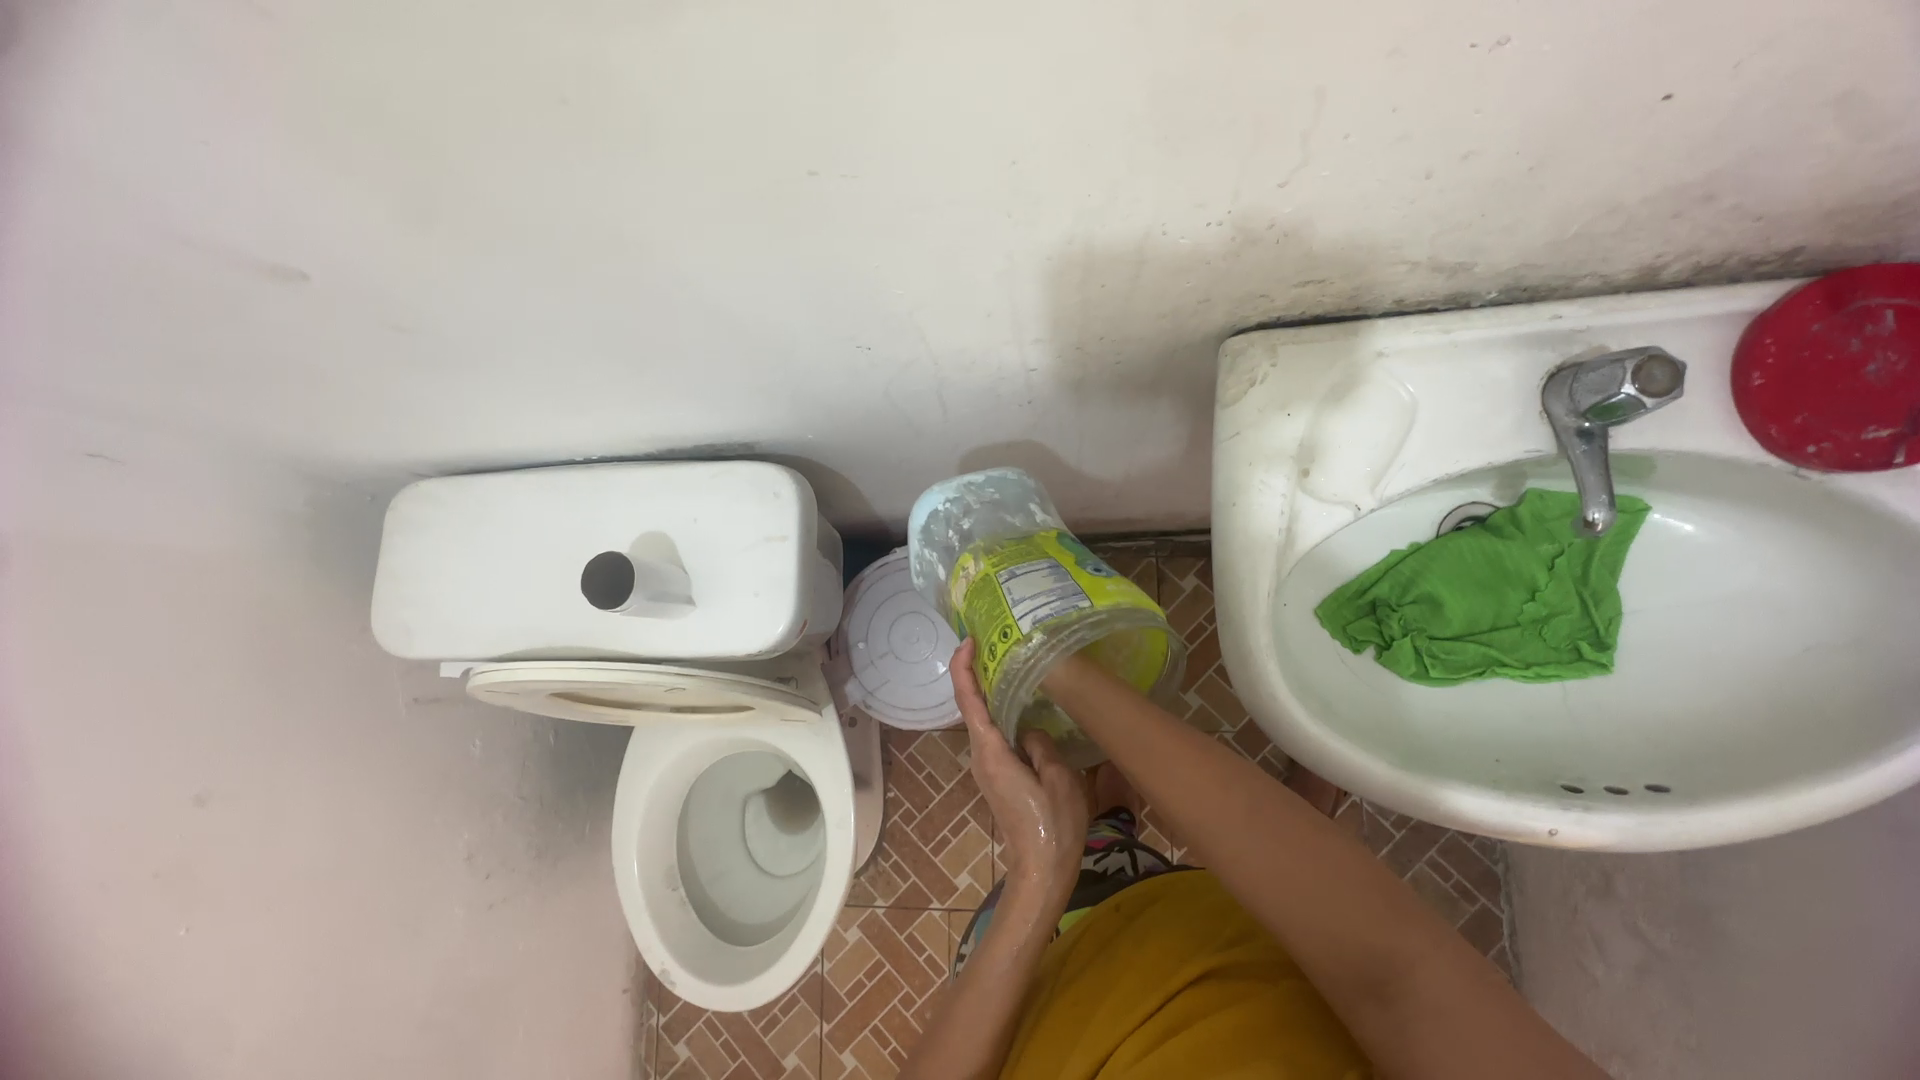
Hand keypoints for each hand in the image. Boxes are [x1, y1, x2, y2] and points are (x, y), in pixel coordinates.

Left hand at [950, 639, 1087, 904]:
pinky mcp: (998, 776)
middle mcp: (981, 756)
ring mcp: (988, 767)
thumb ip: (1042, 745)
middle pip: (971, 706)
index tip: (969, 640)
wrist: (1040, 872)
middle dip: (976, 671)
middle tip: (995, 641)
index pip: (968, 700)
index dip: (963, 667)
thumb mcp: (1059, 780)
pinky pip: (995, 734)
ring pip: (983, 720)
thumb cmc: (1052, 828)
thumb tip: (1031, 728)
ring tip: (1012, 662)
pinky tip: (1023, 702)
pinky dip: (1002, 711)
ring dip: (990, 690)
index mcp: (991, 752)